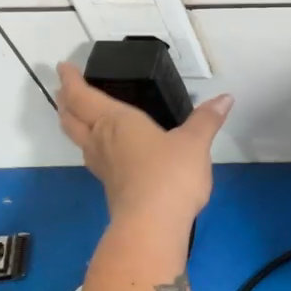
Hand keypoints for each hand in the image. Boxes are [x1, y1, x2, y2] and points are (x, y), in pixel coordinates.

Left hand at [56, 62, 232, 224]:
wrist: (153, 222)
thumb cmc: (171, 174)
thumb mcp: (195, 143)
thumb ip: (207, 120)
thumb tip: (226, 98)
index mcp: (116, 120)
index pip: (82, 95)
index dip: (71, 80)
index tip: (64, 67)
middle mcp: (102, 139)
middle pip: (71, 117)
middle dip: (67, 102)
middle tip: (66, 92)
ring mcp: (104, 166)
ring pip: (78, 140)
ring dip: (74, 126)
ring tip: (81, 119)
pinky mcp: (111, 187)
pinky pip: (94, 159)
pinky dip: (93, 148)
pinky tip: (108, 153)